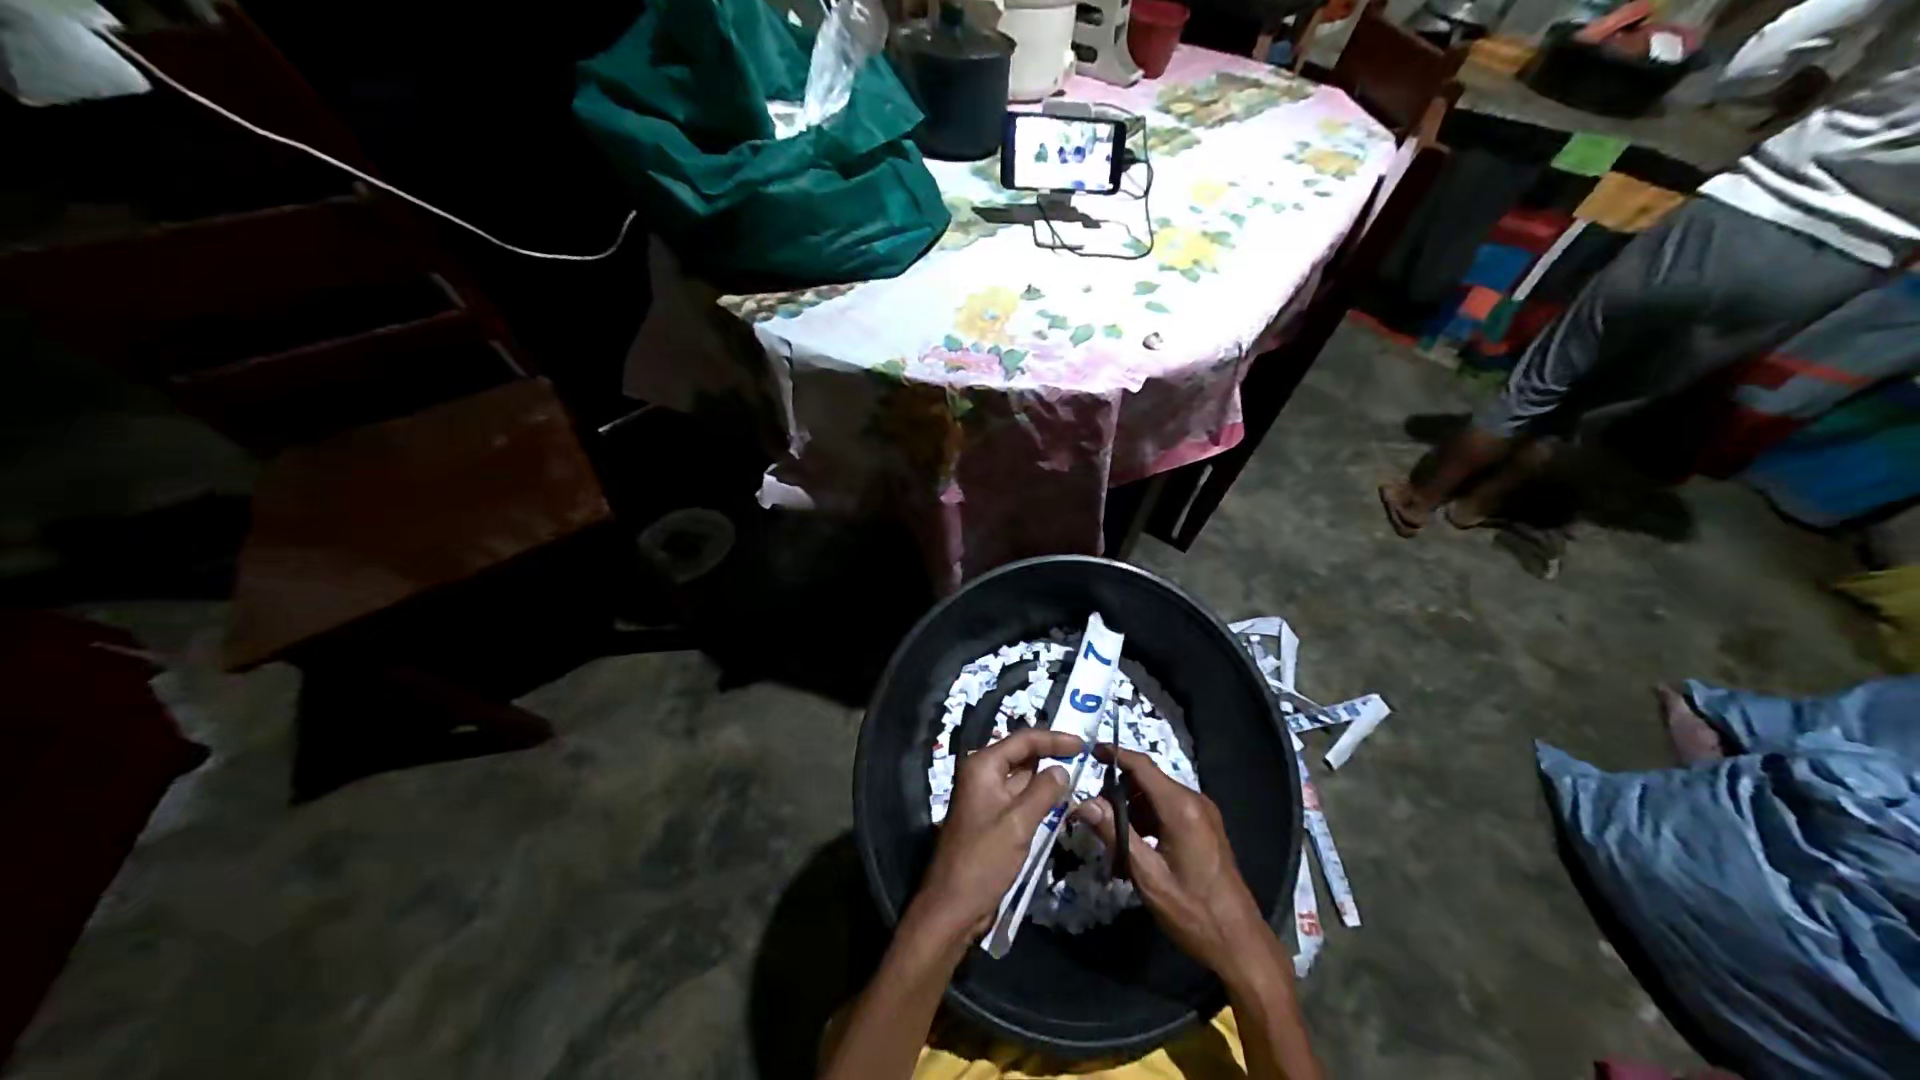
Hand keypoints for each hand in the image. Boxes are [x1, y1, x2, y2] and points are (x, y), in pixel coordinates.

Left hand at [915, 727, 1085, 942]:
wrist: (953, 905)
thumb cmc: (983, 860)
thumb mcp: (1018, 823)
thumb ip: (1043, 792)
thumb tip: (1062, 770)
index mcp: (982, 767)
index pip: (1023, 739)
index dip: (1054, 739)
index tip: (1083, 744)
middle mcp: (982, 776)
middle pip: (1022, 755)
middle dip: (1051, 755)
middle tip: (1085, 758)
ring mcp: (986, 798)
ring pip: (1023, 779)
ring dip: (1047, 778)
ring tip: (1080, 777)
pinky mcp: (992, 819)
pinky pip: (1020, 800)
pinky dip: (1039, 798)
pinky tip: (1061, 803)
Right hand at [1072, 744, 1268, 979]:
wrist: (1241, 944)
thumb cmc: (1193, 912)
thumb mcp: (1148, 875)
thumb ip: (1115, 834)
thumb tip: (1084, 803)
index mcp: (1181, 808)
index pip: (1143, 766)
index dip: (1116, 754)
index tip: (1090, 751)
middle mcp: (1195, 802)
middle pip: (1148, 780)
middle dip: (1118, 791)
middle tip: (1093, 812)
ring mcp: (1203, 815)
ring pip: (1157, 796)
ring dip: (1132, 809)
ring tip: (1110, 836)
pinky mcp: (1205, 829)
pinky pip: (1169, 810)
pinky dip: (1148, 819)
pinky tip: (1134, 845)